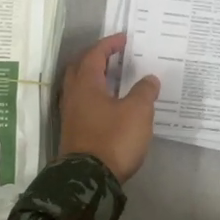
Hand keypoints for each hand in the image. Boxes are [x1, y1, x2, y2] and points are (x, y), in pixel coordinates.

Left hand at [57, 34, 160, 183]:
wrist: (89, 179)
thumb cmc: (114, 138)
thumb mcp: (138, 111)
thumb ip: (144, 91)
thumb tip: (149, 79)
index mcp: (86, 83)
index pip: (95, 54)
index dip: (110, 44)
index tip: (125, 39)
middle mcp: (73, 95)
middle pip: (81, 67)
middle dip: (97, 58)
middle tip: (116, 56)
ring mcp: (71, 114)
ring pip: (80, 86)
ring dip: (95, 78)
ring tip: (115, 78)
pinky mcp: (74, 131)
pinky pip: (83, 103)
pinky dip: (96, 95)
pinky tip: (110, 104)